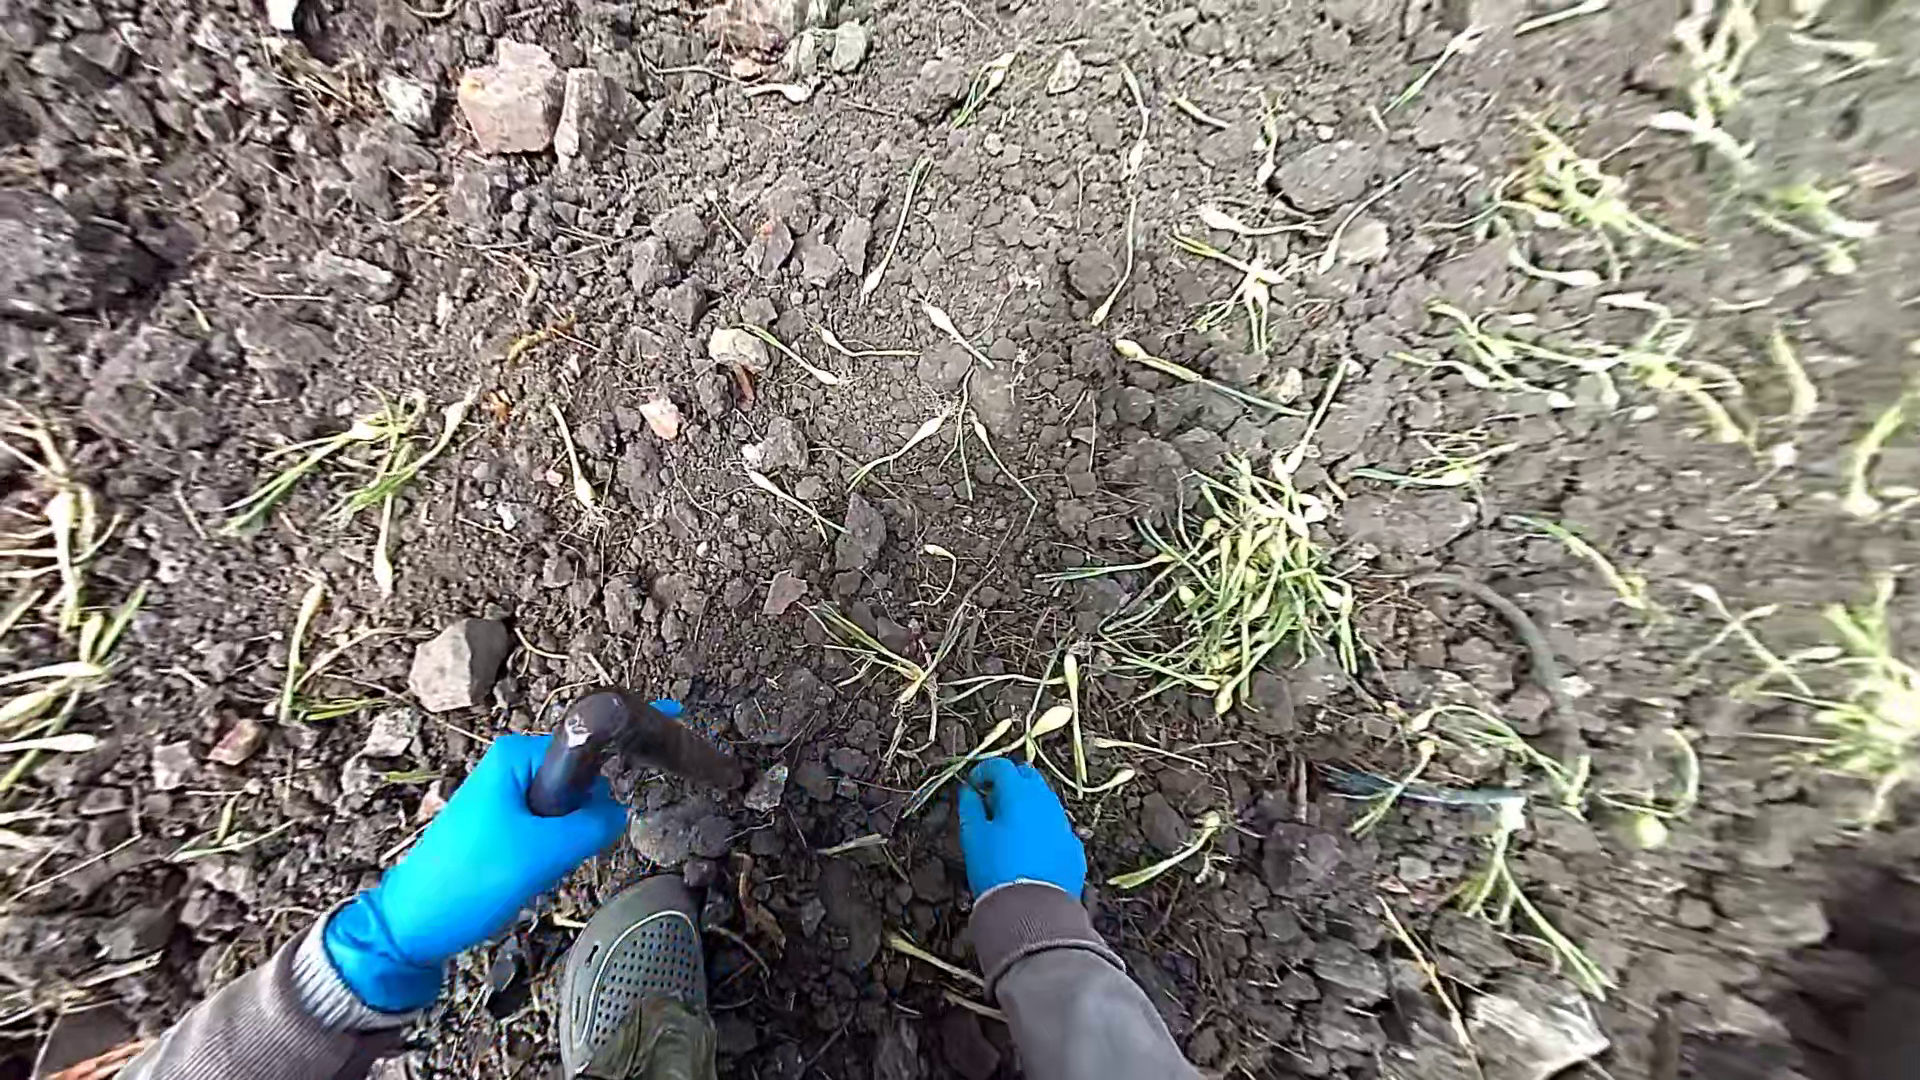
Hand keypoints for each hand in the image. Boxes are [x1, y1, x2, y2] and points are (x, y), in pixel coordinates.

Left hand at [324, 734, 625, 1009]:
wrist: (403, 935)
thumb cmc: (467, 883)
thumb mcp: (542, 852)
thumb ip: (596, 823)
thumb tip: (618, 811)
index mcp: (518, 755)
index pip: (591, 736)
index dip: (632, 734)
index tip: (676, 715)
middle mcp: (515, 763)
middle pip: (586, 773)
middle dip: (591, 810)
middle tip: (577, 845)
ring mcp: (511, 790)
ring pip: (573, 801)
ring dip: (574, 834)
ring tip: (550, 866)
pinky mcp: (509, 817)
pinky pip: (555, 820)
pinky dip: (561, 843)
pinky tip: (545, 870)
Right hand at [957, 757, 1085, 897]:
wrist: (1032, 914)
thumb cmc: (996, 870)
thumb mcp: (973, 836)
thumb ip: (969, 806)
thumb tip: (969, 791)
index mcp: (1020, 794)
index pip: (1001, 766)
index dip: (983, 771)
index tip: (972, 785)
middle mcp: (1046, 802)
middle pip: (1027, 776)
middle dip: (1008, 781)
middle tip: (991, 800)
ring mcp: (1063, 824)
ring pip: (1044, 800)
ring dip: (1026, 803)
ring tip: (1009, 825)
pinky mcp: (1073, 847)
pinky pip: (1055, 826)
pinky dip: (1041, 827)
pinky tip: (1029, 847)